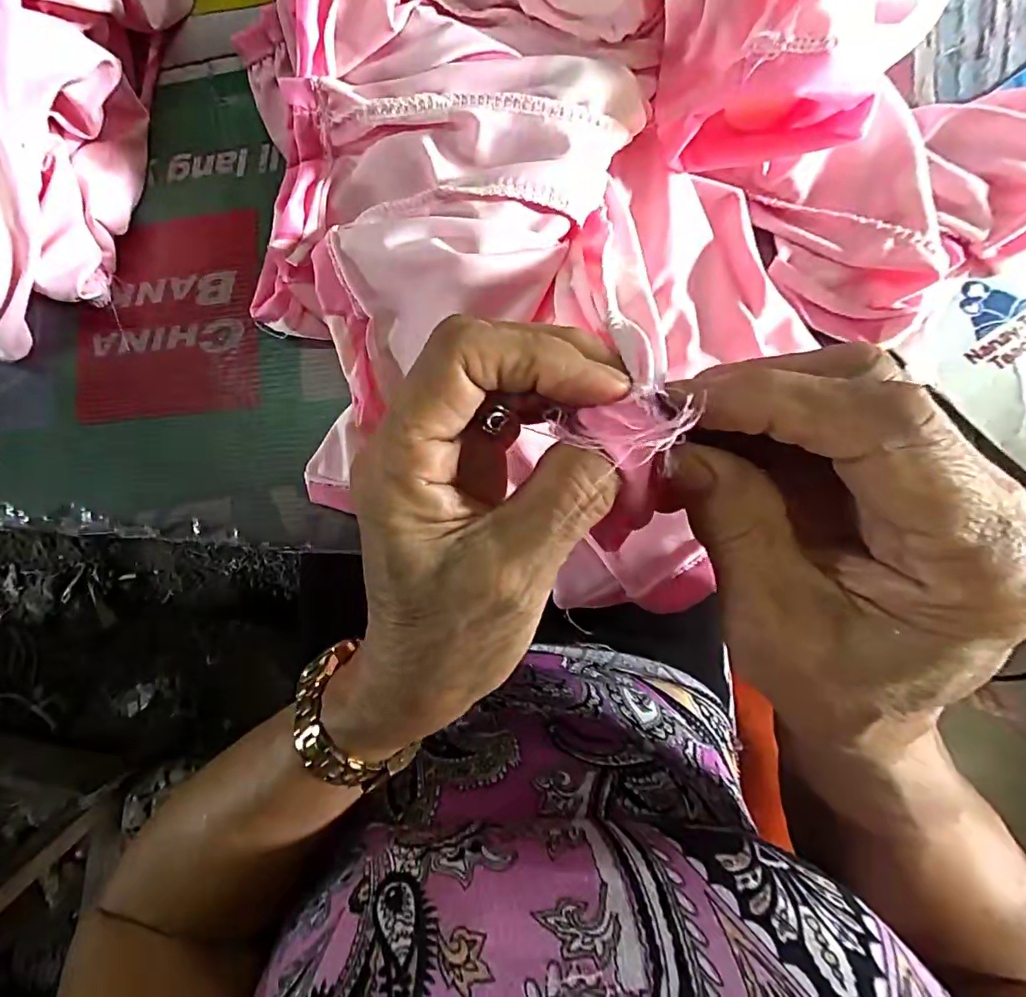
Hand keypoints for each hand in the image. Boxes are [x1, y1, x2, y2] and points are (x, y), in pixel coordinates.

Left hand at [324, 316, 631, 758]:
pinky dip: (547, 401)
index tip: (608, 390)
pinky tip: (584, 419)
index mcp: (400, 457)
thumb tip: (618, 434)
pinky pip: (499, 406)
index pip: (459, 356)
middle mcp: (405, 435)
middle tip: (625, 388)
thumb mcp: (514, 572)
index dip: (538, 354)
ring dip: (555, 374)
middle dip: (552, 356)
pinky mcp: (455, 458)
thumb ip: (567, 493)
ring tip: (614, 402)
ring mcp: (429, 443)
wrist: (418, 674)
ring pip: (489, 371)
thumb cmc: (452, 638)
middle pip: (474, 352)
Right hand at [661, 344, 1025, 754]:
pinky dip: (773, 414)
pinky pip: (847, 415)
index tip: (684, 401)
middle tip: (680, 407)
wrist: (874, 719)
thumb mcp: (765, 616)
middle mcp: (995, 503)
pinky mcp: (925, 473)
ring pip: (864, 389)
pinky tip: (727, 431)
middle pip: (881, 390)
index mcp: (977, 556)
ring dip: (765, 394)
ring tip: (697, 419)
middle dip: (765, 386)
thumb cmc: (825, 689)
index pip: (886, 425)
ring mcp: (966, 481)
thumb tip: (680, 446)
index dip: (776, 396)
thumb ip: (732, 518)